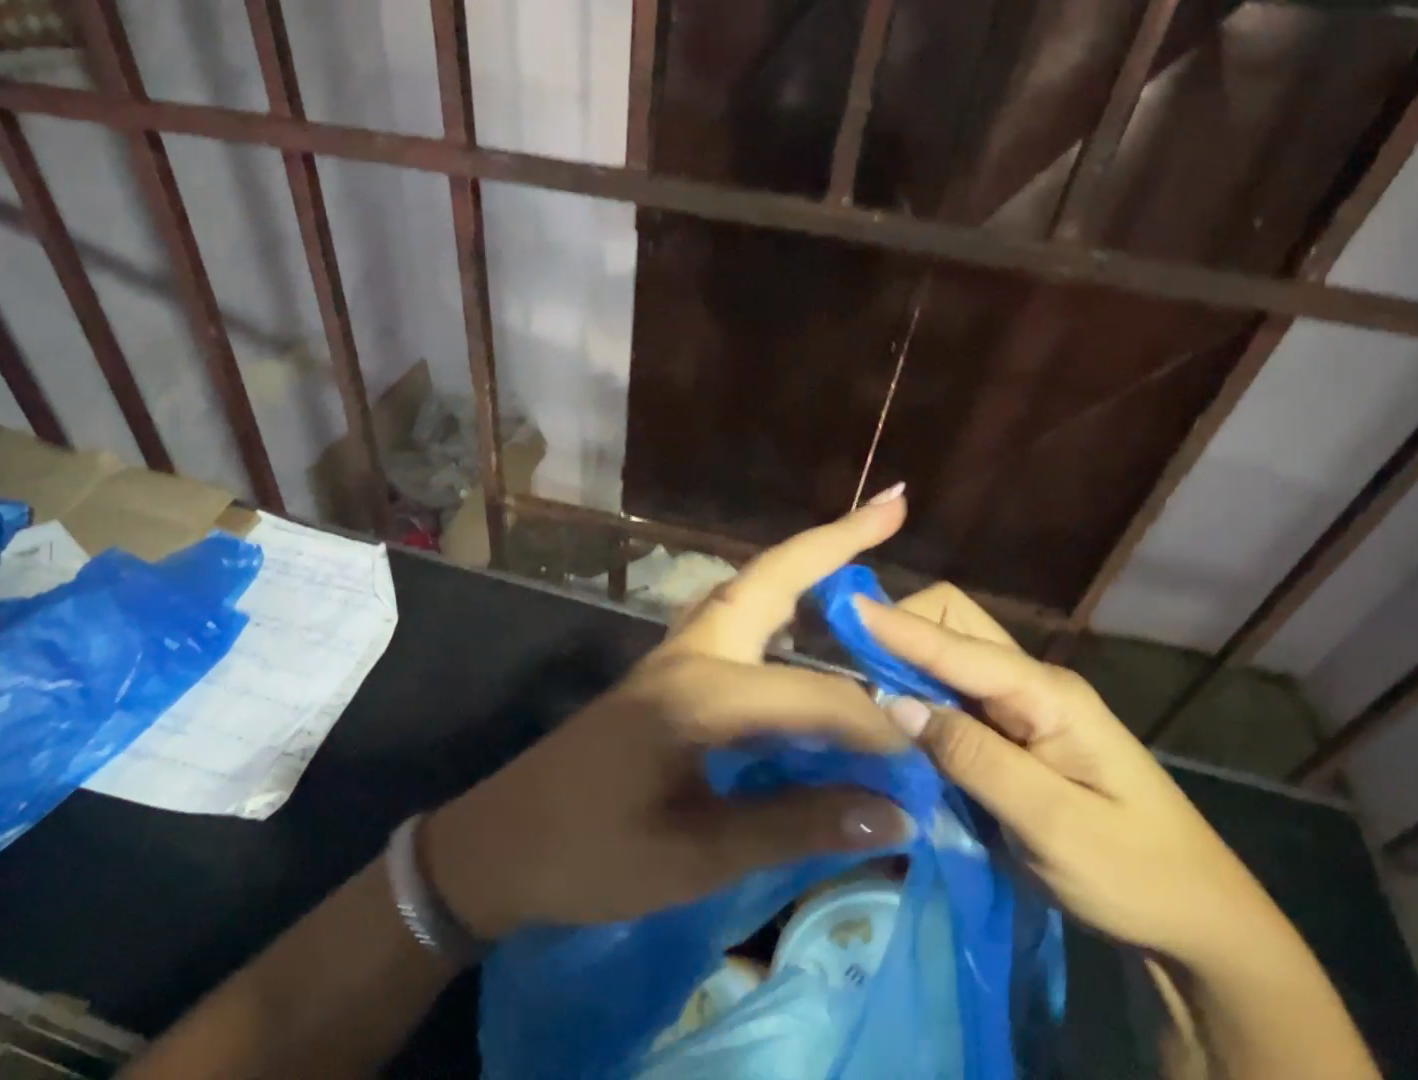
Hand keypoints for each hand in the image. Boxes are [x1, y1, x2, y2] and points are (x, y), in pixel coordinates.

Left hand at [424, 488, 917, 940]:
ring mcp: (667, 662)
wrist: (495, 849)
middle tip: (894, 509)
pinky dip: (773, 607)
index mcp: (700, 697)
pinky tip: (798, 627)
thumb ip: (794, 825)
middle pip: (766, 582)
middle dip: (831, 543)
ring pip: (742, 594)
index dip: (874, 731)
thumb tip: (895, 809)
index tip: (921, 770)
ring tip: (857, 555)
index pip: (815, 697)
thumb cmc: (589, 857)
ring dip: (799, 567)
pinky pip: (727, 624)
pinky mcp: (659, 680)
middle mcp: (687, 659)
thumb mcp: (695, 856)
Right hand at [857, 587, 1283, 966]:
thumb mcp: (1053, 823)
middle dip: (898, 628)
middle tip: (837, 655)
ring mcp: (1025, 711)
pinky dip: (917, 694)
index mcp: (1048, 695)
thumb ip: (973, 757)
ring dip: (902, 659)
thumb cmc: (1133, 874)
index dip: (894, 627)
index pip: (956, 644)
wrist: (1197, 920)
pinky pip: (955, 698)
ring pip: (951, 658)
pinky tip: (887, 712)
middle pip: (955, 626)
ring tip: (847, 677)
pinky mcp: (1014, 738)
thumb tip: (893, 702)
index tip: (836, 609)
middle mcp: (1033, 687)